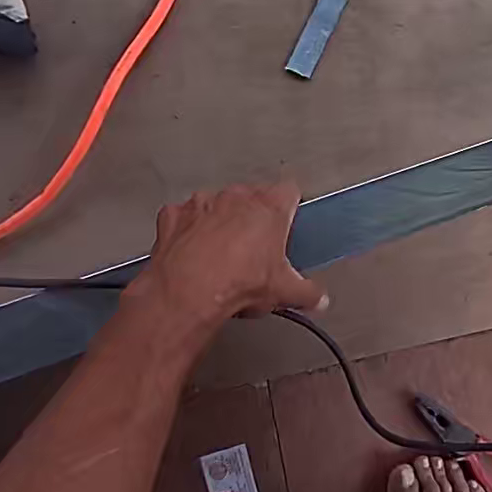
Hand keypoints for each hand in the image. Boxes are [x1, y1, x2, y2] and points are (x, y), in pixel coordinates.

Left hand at [131, 182, 325, 326]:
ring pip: (216, 204)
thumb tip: (317, 298)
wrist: (189, 291)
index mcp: (269, 208)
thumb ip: (308, 292)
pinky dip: (188, 230)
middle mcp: (236, 198)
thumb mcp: (286, 292)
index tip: (286, 223)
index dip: (288, 208)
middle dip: (254, 218)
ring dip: (220, 221)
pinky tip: (192, 252)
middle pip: (252, 197)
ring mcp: (202, 203)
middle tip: (256, 248)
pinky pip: (184, 217)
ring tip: (222, 254)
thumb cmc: (238, 282)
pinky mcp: (174, 216)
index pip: (288, 193)